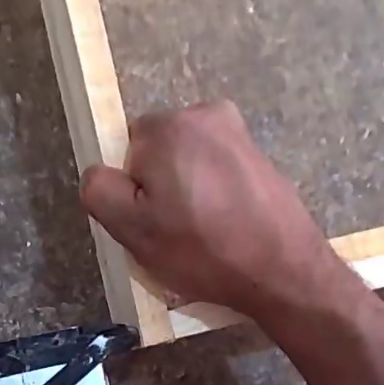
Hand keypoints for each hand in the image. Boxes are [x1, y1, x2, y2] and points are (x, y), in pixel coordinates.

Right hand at [80, 101, 351, 321]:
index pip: (128, 153)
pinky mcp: (262, 158)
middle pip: (160, 155)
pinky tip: (229, 228)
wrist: (283, 271)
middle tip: (178, 233)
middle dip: (163, 190)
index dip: (135, 192)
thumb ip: (100, 190)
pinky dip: (217, 198)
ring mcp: (240, 134)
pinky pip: (219, 175)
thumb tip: (101, 171)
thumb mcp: (133, 230)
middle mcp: (207, 113)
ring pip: (191, 166)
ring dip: (191, 195)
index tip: (155, 223)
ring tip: (207, 234)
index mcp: (169, 125)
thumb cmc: (202, 251)